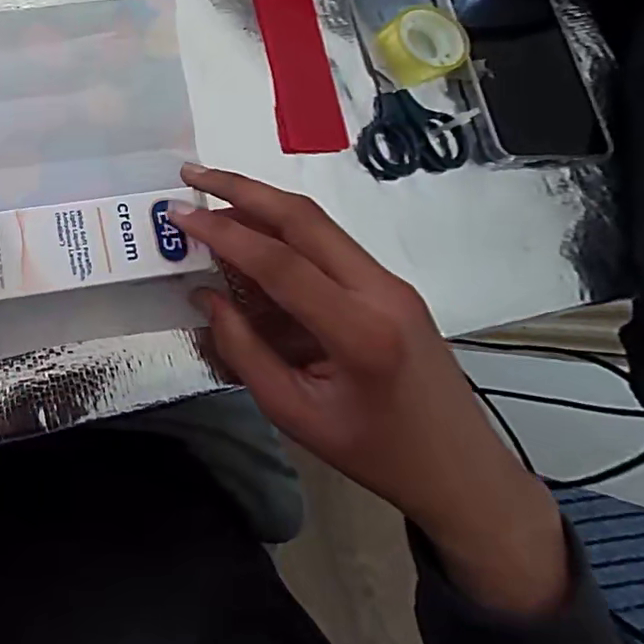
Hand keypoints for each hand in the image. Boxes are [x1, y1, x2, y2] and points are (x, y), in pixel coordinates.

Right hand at [171, 164, 568, 617]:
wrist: (462, 471)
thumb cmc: (376, 454)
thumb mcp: (296, 415)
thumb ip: (245, 352)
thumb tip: (206, 297)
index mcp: (359, 331)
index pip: (281, 262)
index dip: (224, 232)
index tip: (181, 214)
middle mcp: (380, 290)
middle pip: (304, 218)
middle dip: (243, 188)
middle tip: (194, 173)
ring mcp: (390, 282)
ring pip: (319, 225)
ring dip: (264, 205)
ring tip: (213, 200)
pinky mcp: (389, 285)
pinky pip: (329, 246)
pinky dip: (285, 233)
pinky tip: (253, 239)